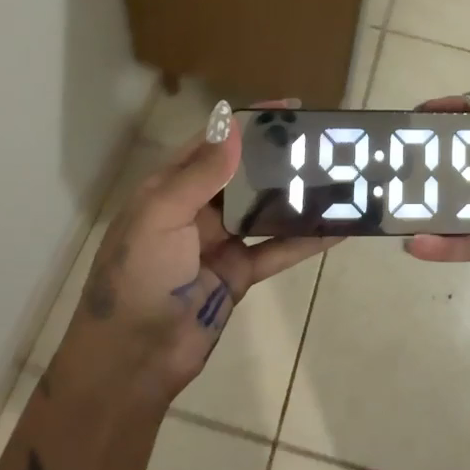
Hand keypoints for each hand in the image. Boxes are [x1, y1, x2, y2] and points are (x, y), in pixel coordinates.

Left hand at [55, 100, 339, 402]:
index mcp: (168, 188)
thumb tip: (234, 127)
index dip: (247, 124)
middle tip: (322, 141)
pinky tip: (337, 228)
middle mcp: (195, 209)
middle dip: (277, 157)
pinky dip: (305, 240)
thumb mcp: (161, 217)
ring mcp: (219, 243)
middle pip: (243, 174)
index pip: (213, 143)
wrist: (132, 360)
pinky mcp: (238, 274)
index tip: (288, 108)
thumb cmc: (137, 278)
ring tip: (336, 176)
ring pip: (264, 210)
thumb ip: (201, 174)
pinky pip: (276, 250)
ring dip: (296, 196)